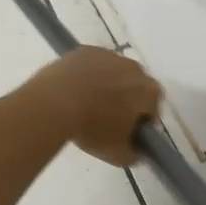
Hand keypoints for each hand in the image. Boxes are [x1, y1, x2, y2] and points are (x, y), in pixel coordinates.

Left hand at [24, 46, 162, 165]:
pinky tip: (73, 89)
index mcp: (149, 91)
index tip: (123, 133)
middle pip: (133, 87)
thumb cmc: (92, 128)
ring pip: (112, 73)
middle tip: (104, 118)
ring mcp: (108, 55)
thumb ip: (134, 152)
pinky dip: (86, 74)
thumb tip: (135, 149)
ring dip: (105, 85)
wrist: (54, 102)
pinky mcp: (84, 49)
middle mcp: (134, 68)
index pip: (151, 110)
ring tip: (85, 103)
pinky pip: (91, 64)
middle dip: (123, 100)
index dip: (138, 123)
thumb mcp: (119, 155)